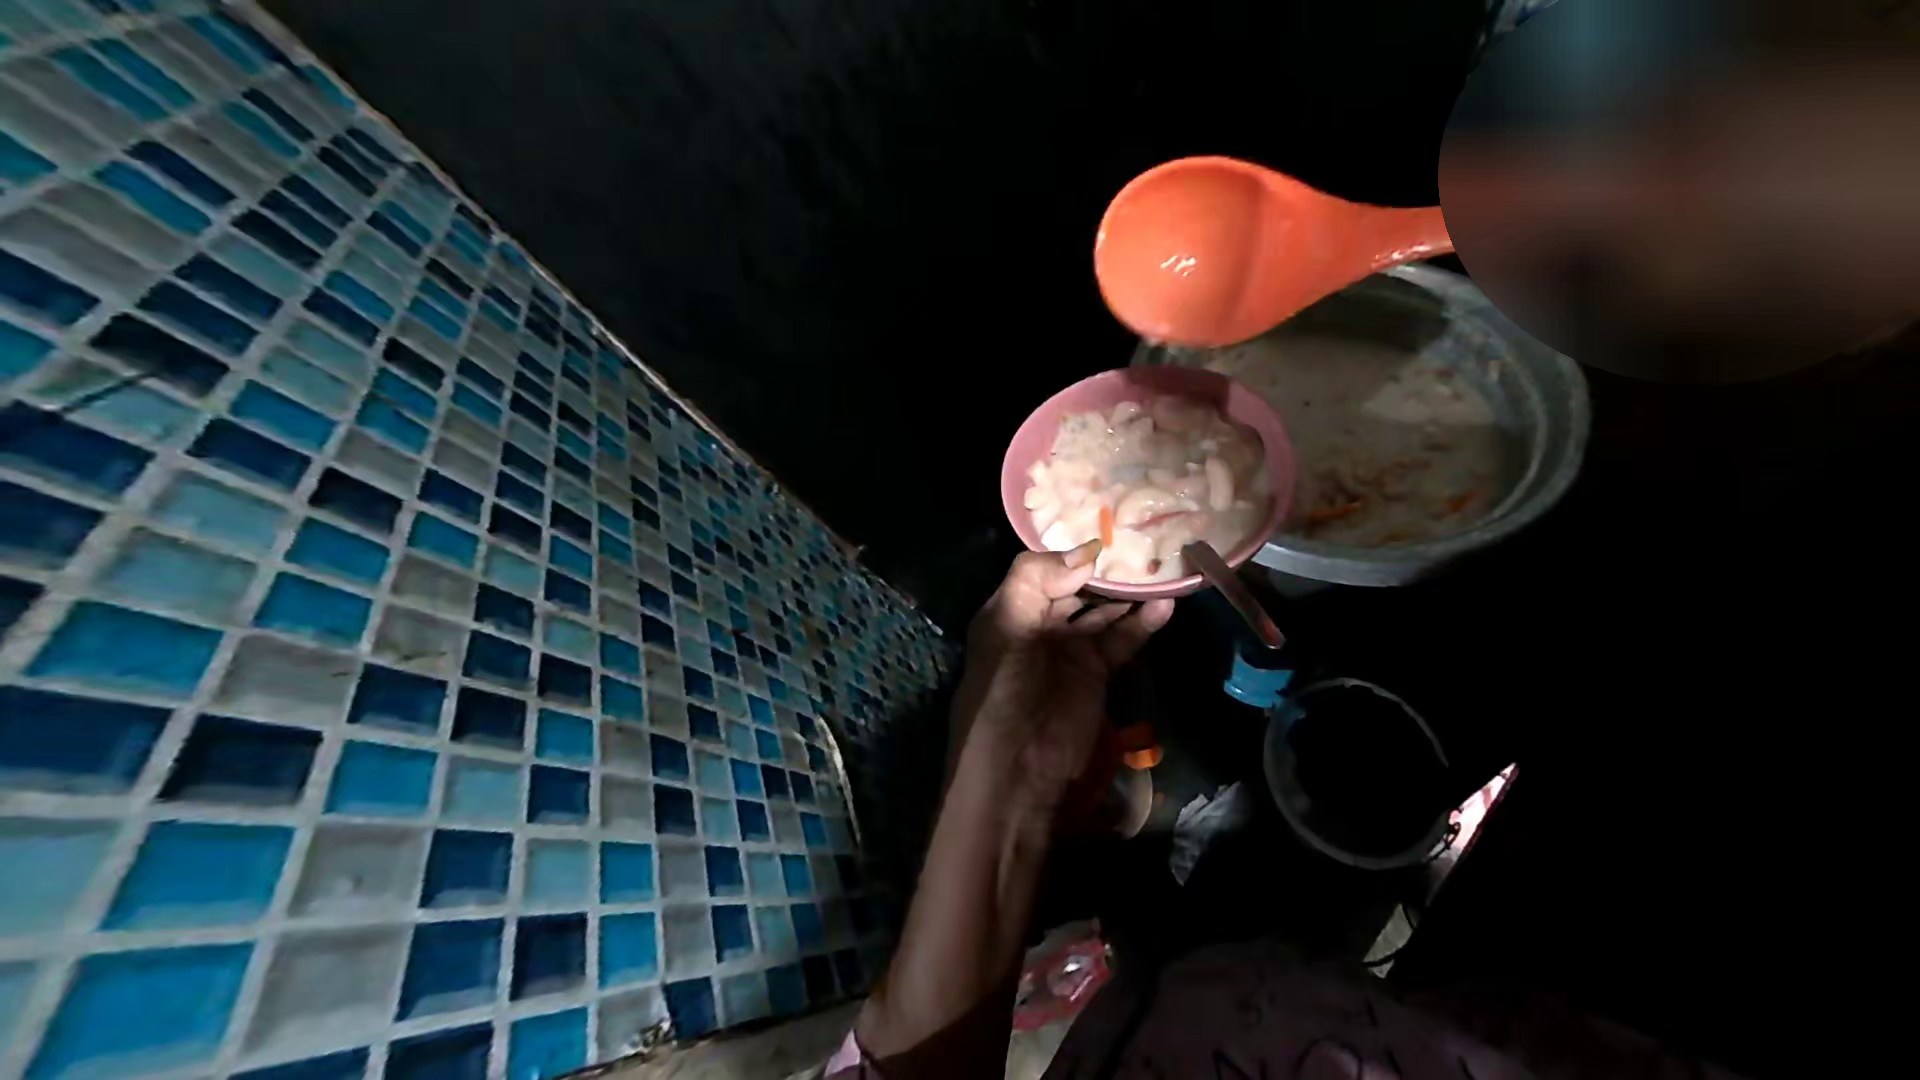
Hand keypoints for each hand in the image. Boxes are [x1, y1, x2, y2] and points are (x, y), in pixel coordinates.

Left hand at [950, 541, 1174, 811]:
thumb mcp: (1006, 626)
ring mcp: (1068, 647)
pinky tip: (1165, 605)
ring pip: (1103, 610)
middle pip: (1076, 586)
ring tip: (1163, 565)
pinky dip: (1142, 623)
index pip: (1042, 568)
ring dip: (1129, 592)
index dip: (1069, 550)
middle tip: (1142, 539)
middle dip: (1104, 568)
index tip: (1105, 525)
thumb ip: (1035, 579)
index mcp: (1010, 607)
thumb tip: (1085, 550)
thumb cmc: (1004, 688)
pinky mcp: (1095, 670)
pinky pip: (1121, 639)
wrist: (1017, 766)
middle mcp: (1038, 622)